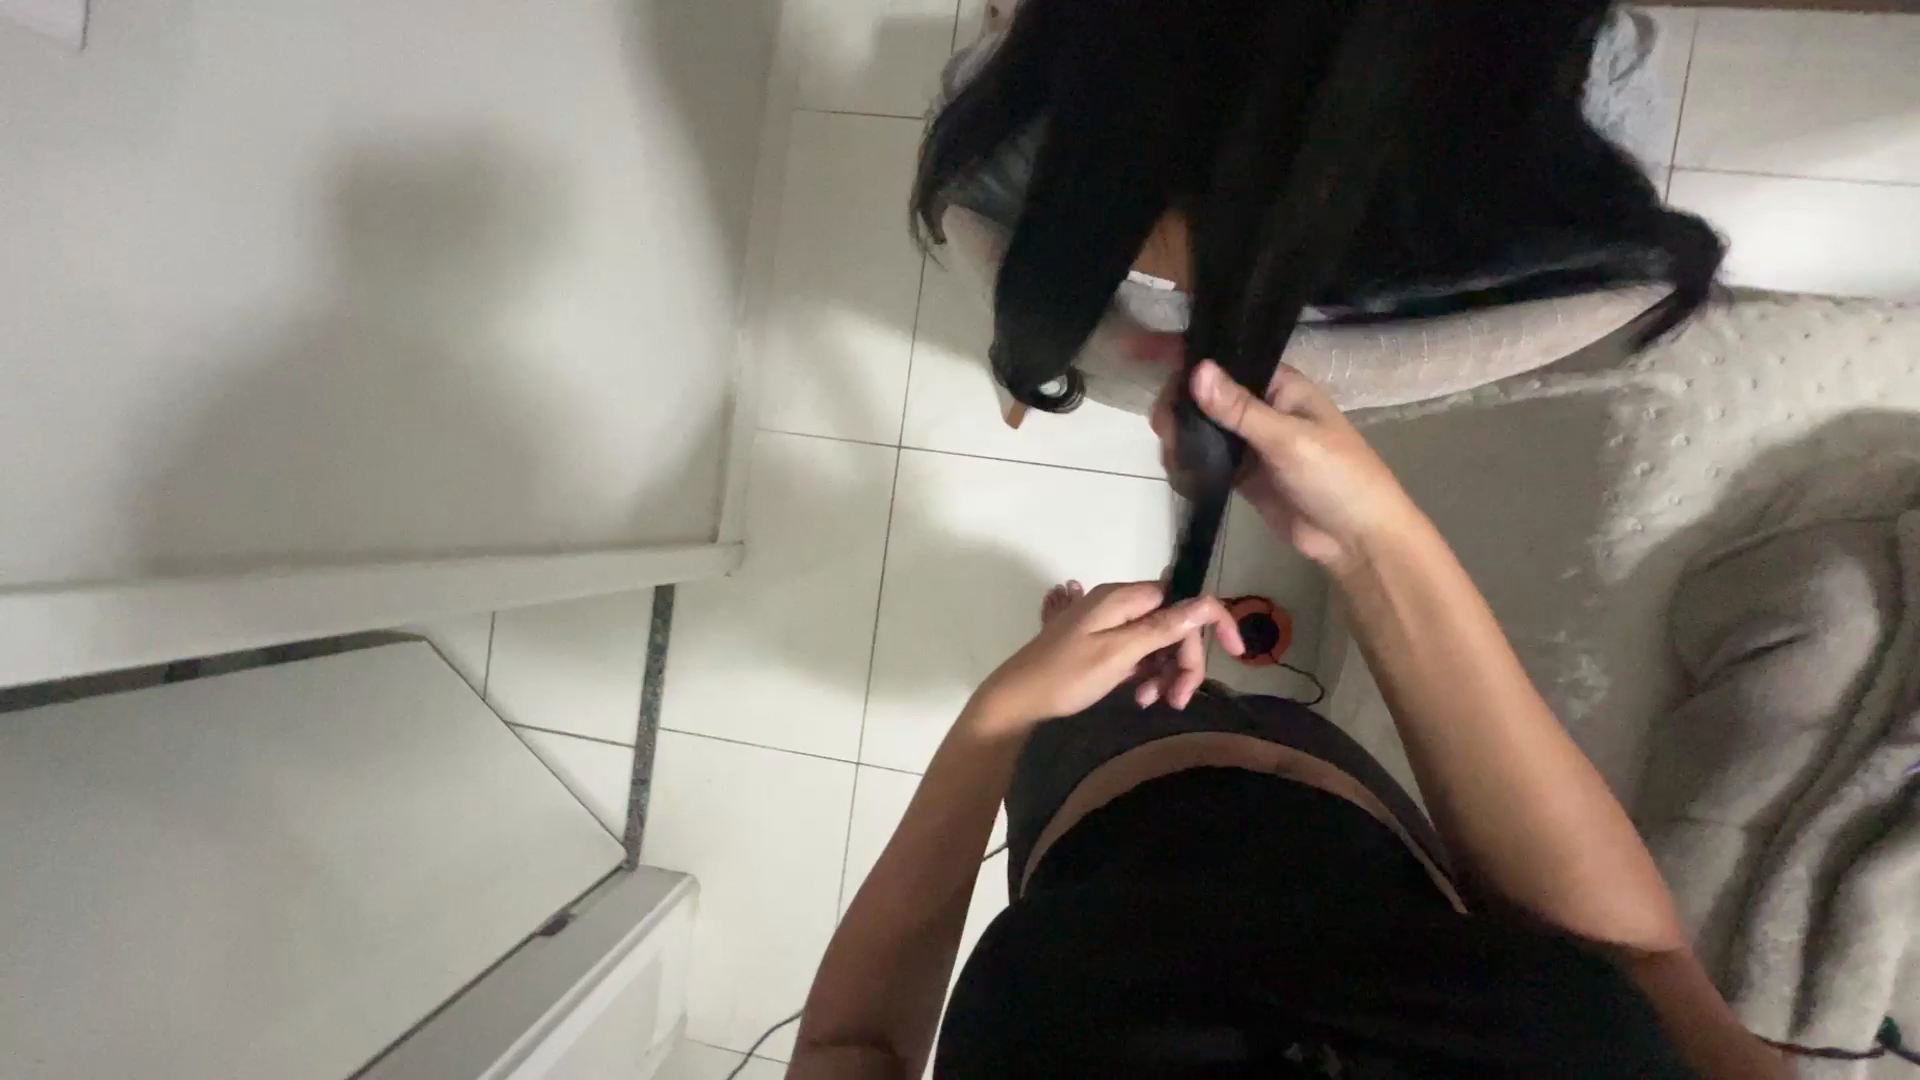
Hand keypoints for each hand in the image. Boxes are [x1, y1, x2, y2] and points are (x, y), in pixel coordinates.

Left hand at [970, 581, 1244, 733]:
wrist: (1018, 698)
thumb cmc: (1066, 676)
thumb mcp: (1119, 654)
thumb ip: (1162, 627)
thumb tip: (1205, 602)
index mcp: (1123, 598)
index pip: (1184, 599)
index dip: (1212, 622)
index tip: (1235, 653)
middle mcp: (1118, 604)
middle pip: (1173, 625)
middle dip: (1183, 661)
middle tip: (1178, 699)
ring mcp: (1109, 624)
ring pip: (1158, 643)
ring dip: (1165, 672)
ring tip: (1154, 702)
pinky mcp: (1102, 644)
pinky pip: (1139, 654)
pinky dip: (1146, 675)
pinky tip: (1139, 697)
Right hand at [1151, 361, 1422, 575]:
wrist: (1355, 539)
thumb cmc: (1337, 477)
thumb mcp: (1289, 440)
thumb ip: (1240, 409)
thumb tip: (1197, 370)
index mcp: (1279, 385)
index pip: (1226, 359)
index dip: (1186, 354)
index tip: (1140, 352)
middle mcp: (1260, 407)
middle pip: (1203, 394)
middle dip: (1177, 406)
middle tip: (1165, 428)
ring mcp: (1248, 442)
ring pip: (1199, 429)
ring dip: (1179, 437)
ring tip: (1172, 456)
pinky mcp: (1240, 473)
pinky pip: (1204, 461)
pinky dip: (1187, 465)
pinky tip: (1180, 474)